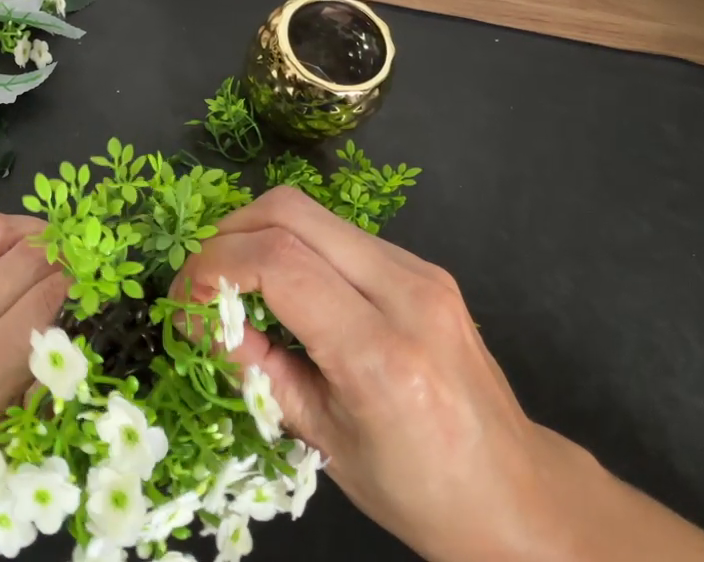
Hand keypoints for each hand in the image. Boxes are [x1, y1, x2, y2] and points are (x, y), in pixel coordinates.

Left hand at [0, 212, 67, 561]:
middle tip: (81, 256)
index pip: (40, 300)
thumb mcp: (30, 427)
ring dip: (24, 231)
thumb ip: (54, 361)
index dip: (77, 280)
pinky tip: (3, 249)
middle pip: (16, 258)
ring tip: (47, 247)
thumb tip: (86, 300)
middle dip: (59, 251)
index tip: (99, 273)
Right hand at [179, 189, 703, 561]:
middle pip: (290, 210)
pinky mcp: (425, 267)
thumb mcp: (322, 439)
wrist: (517, 494)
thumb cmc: (417, 488)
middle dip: (228, 233)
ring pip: (312, 211)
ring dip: (259, 235)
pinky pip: (338, 233)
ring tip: (238, 285)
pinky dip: (294, 246)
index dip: (214, 266)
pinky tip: (286, 289)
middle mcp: (406, 293)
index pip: (277, 262)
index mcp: (380, 353)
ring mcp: (421, 271)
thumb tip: (203, 319)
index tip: (186, 298)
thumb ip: (258, 368)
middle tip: (204, 281)